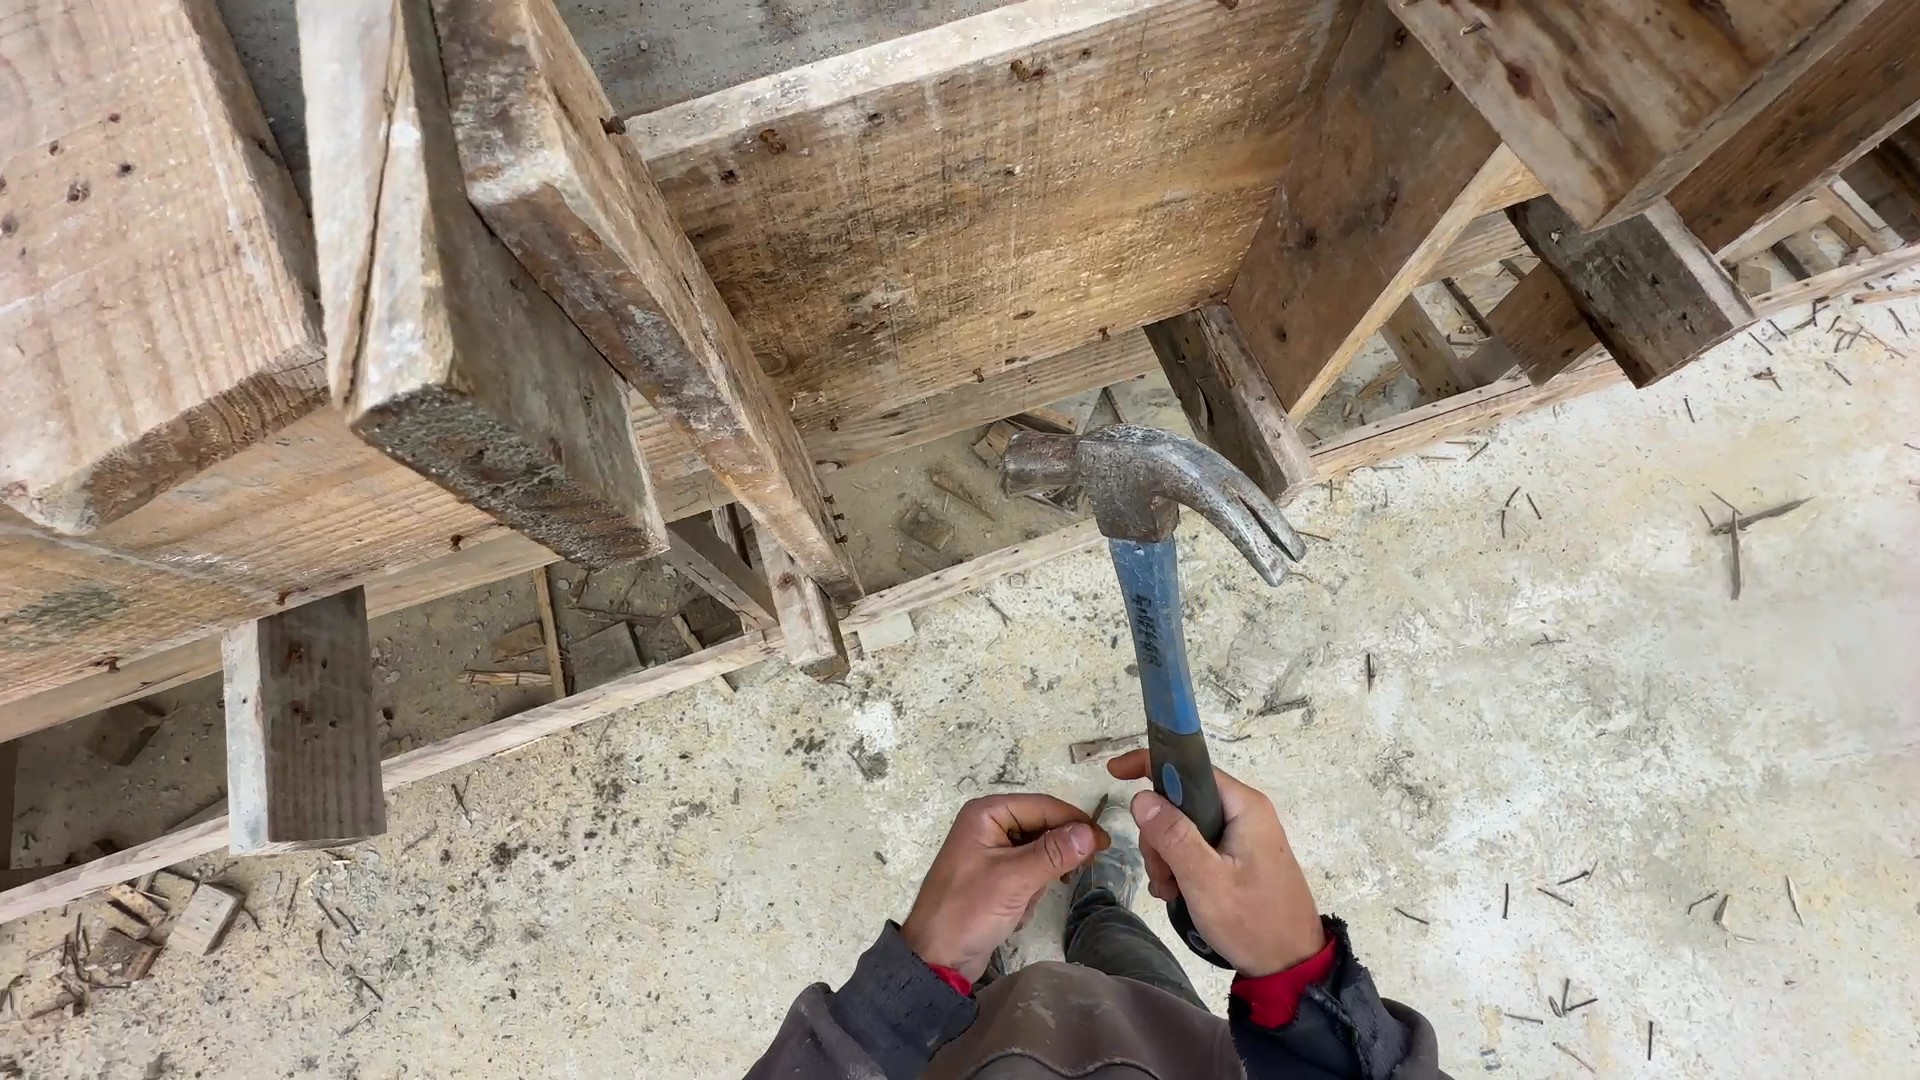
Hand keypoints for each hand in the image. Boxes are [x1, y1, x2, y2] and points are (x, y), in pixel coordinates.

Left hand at [900, 794, 1109, 981]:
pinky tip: (1018, 909)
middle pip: (1041, 826)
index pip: (1042, 805)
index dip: (1074, 822)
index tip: (1104, 842)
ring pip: (1038, 851)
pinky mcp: (995, 874)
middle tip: (1076, 874)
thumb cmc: (969, 910)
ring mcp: (991, 849)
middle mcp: (989, 824)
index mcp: (987, 812)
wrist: (936, 958)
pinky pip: (1027, 871)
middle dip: (1055, 854)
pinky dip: (1030, 889)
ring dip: (1041, 877)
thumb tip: (1090, 832)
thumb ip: (1053, 853)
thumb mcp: (1014, 879)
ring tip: (1027, 899)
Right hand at [1107, 749, 1323, 976]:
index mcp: (1242, 805)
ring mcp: (1241, 835)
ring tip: (1169, 889)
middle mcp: (1242, 812)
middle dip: (1158, 833)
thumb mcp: (1205, 880)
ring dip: (1166, 855)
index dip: (1150, 764)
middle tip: (1159, 871)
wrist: (1293, 972)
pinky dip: (1179, 865)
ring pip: (1183, 826)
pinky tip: (1176, 892)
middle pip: (1181, 801)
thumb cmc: (1253, 922)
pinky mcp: (1238, 856)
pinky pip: (1196, 846)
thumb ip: (1172, 836)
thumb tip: (1141, 796)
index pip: (1188, 767)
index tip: (1115, 773)